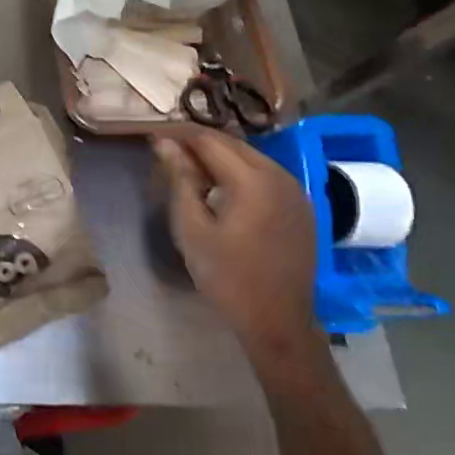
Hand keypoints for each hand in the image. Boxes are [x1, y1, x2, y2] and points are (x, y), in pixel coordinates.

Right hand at [154, 128, 318, 353]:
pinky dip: (240, 173)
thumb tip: (164, 144)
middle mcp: (279, 174)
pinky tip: (222, 189)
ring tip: (189, 169)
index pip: (208, 140)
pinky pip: (266, 175)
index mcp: (252, 179)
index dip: (178, 135)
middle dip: (198, 143)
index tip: (152, 138)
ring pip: (251, 158)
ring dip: (219, 157)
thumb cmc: (226, 276)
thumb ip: (180, 181)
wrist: (277, 319)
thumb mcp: (192, 229)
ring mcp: (295, 189)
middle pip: (232, 144)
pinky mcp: (301, 205)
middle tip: (166, 150)